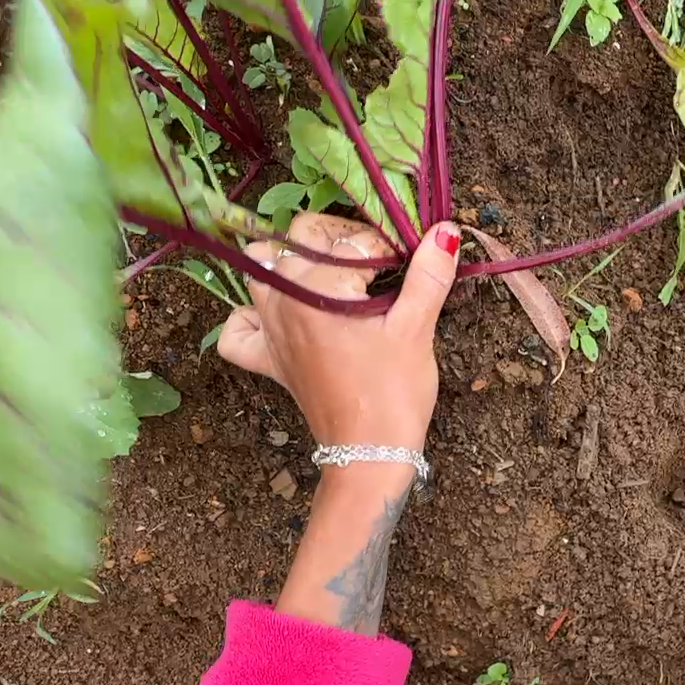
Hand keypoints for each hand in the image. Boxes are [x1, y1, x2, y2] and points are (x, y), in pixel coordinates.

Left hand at [222, 213, 460, 451]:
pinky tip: (286, 317)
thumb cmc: (396, 393)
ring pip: (261, 268)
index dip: (389, 246)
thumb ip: (428, 275)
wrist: (371, 453)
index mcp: (317, 290)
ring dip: (294, 262)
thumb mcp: (416, 330)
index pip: (354, 241)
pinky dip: (253, 316)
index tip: (412, 262)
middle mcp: (282, 301)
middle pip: (301, 239)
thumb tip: (445, 231)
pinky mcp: (268, 360)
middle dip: (342, 240)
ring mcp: (268, 331)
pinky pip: (239, 328)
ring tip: (334, 278)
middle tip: (380, 263)